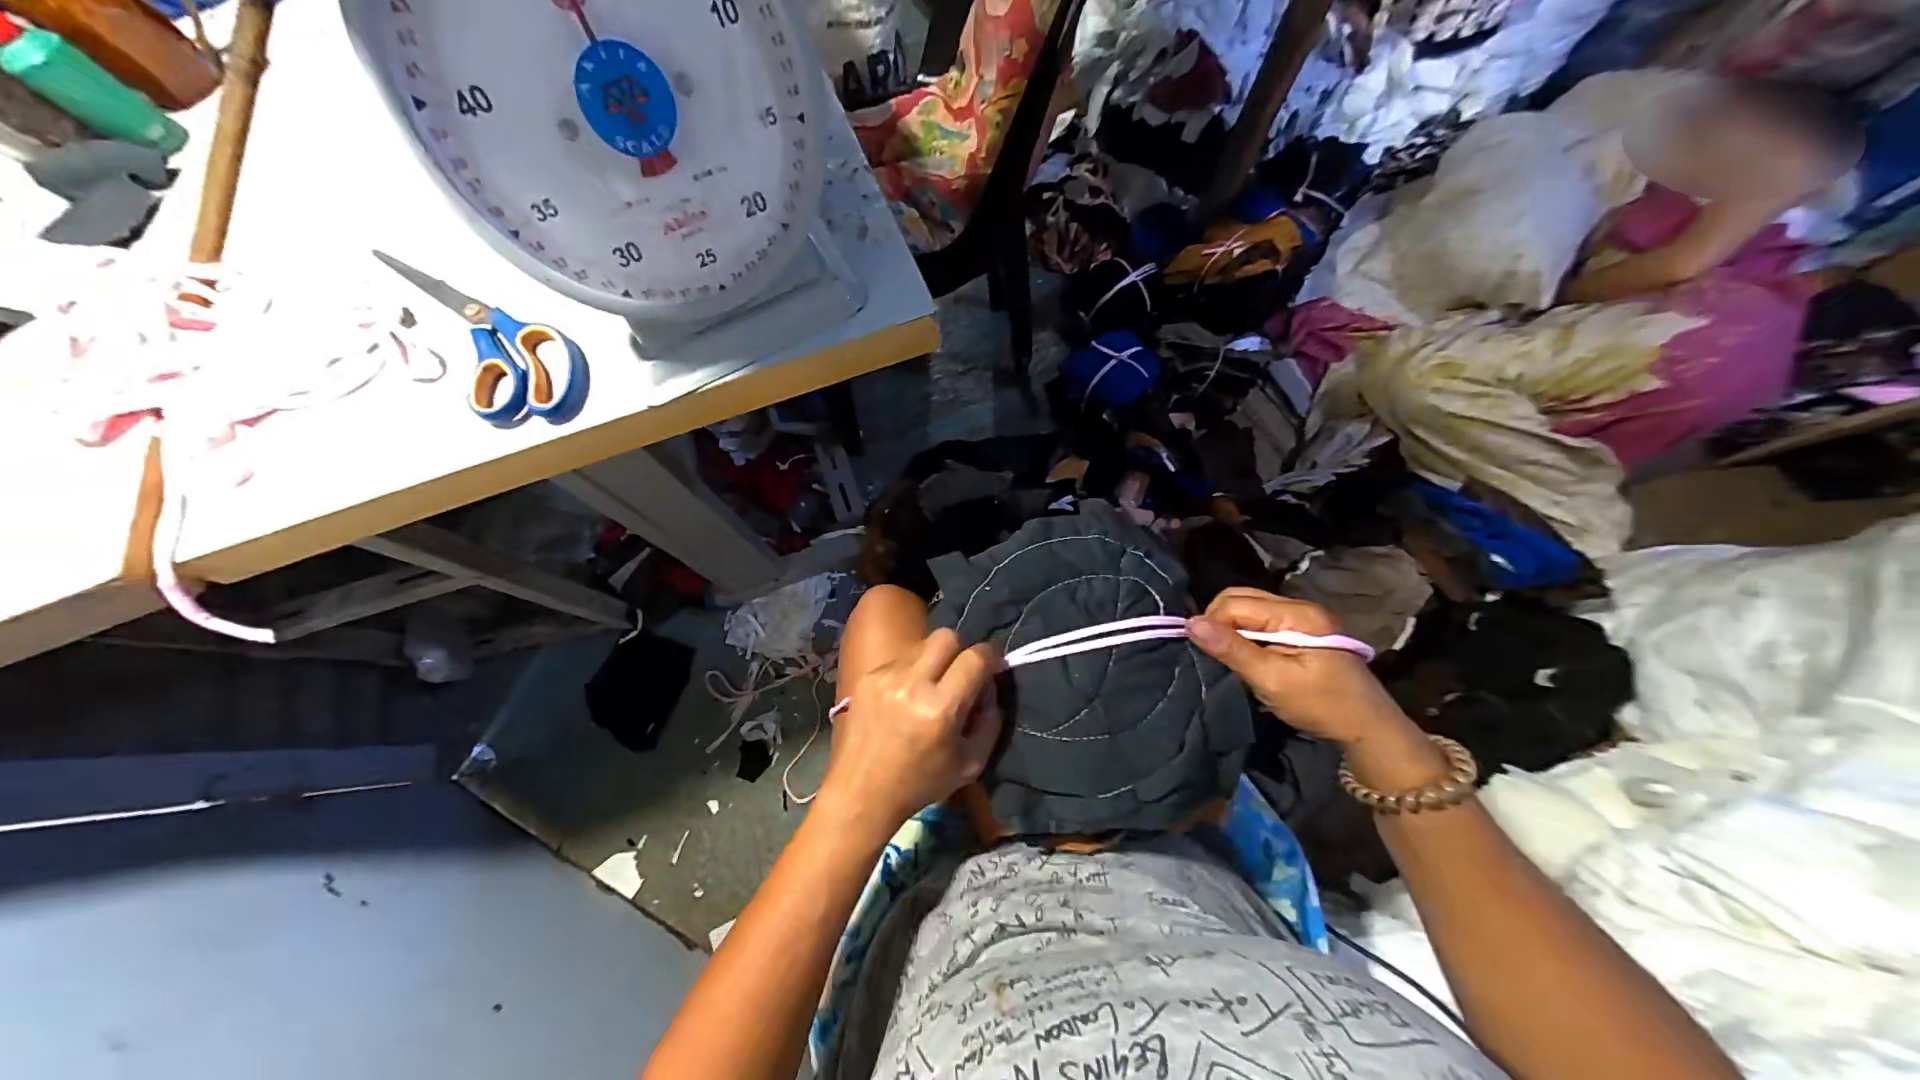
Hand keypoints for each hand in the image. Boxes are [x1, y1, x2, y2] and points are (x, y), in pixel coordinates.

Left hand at [817, 629, 1001, 840]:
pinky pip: (900, 660)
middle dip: (962, 649)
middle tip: (961, 672)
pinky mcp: (868, 678)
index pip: (976, 657)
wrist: (862, 793)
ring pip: (922, 645)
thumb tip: (993, 685)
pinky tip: (905, 697)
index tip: (992, 666)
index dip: (991, 656)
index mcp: (941, 708)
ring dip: (935, 659)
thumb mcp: (972, 763)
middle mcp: (912, 684)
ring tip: (931, 686)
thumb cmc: (921, 783)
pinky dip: (910, 671)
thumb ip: (991, 720)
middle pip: (948, 636)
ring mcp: (886, 677)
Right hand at [1185, 588, 1404, 746]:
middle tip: (1215, 654)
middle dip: (1219, 622)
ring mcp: (1303, 617)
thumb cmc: (1320, 705)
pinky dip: (1247, 634)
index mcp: (1296, 613)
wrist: (1369, 729)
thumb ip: (1232, 649)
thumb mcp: (1271, 680)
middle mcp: (1300, 606)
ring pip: (1249, 609)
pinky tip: (1247, 656)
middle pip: (1241, 599)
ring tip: (1230, 658)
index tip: (1204, 652)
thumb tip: (1191, 624)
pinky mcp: (1303, 630)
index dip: (1212, 623)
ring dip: (1232, 629)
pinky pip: (1262, 621)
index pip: (1235, 602)